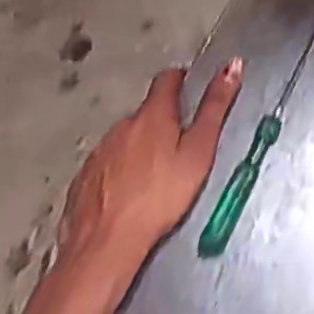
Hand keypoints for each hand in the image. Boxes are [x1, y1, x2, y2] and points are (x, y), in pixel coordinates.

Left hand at [26, 62, 241, 313]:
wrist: (104, 247)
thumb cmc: (160, 197)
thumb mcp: (199, 150)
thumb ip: (215, 106)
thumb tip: (232, 67)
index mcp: (153, 114)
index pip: (167, 78)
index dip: (182, 81)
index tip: (191, 91)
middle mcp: (122, 126)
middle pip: (146, 111)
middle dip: (162, 121)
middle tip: (180, 146)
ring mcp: (98, 153)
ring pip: (125, 138)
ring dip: (139, 146)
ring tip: (155, 175)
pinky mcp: (81, 181)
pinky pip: (106, 164)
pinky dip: (119, 171)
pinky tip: (129, 193)